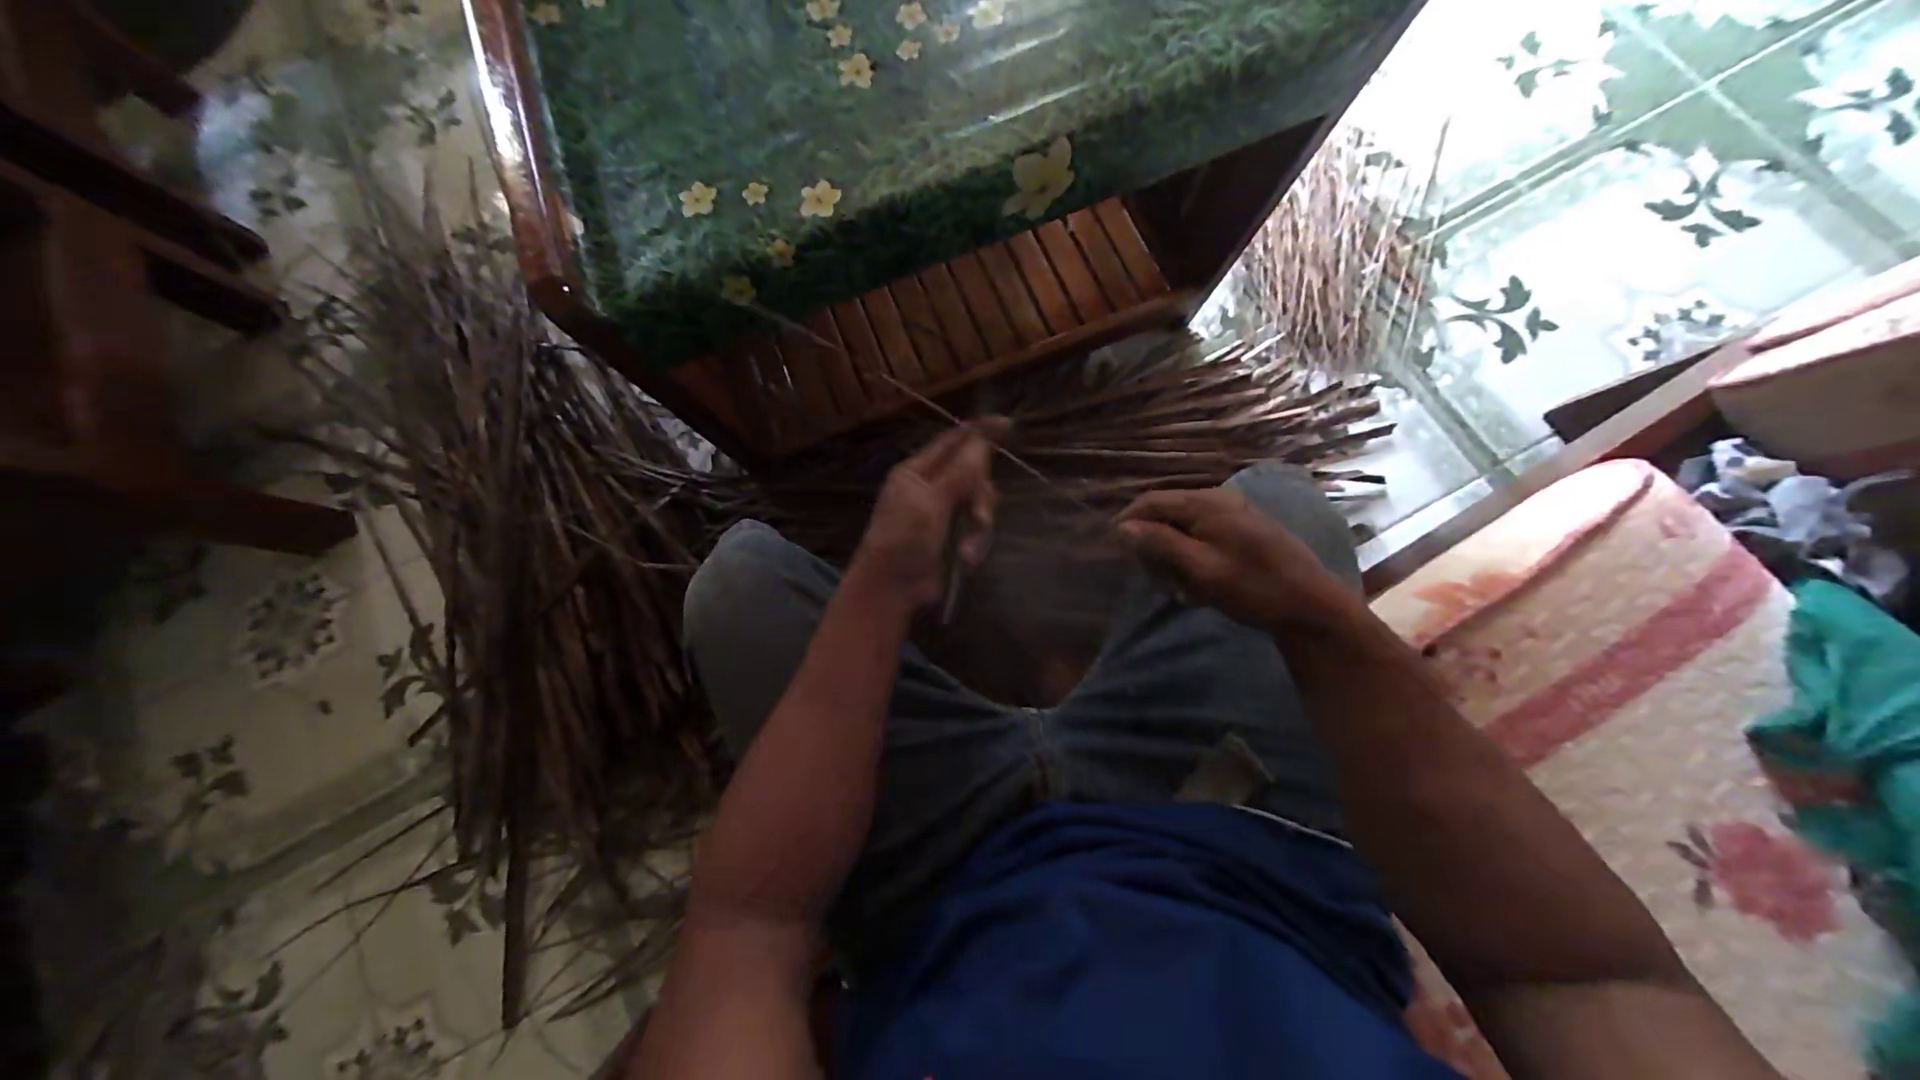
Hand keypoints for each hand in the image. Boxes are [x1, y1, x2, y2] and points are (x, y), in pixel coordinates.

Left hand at [849, 419, 1005, 609]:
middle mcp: (931, 487)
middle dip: (980, 495)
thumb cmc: (903, 539)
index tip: (1007, 424)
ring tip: (967, 548)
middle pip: (972, 474)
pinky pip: (977, 529)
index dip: (979, 432)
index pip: (952, 441)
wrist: (892, 588)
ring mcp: (943, 513)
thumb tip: (981, 442)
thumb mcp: (930, 503)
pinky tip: (966, 558)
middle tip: (977, 515)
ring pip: (978, 504)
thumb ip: (959, 473)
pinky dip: (974, 543)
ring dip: (977, 526)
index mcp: (917, 471)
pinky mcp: (953, 537)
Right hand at [1115, 487, 1364, 634]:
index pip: (1152, 501)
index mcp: (1207, 504)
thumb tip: (1123, 527)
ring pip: (1185, 527)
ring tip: (1181, 588)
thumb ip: (1161, 544)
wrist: (1311, 606)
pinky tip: (1200, 587)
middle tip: (1155, 578)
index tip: (1112, 546)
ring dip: (1174, 556)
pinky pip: (1204, 537)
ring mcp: (1236, 514)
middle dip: (1154, 544)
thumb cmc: (1253, 587)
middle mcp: (1220, 500)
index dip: (1128, 520)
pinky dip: (1193, 558)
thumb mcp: (1200, 569)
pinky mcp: (1246, 530)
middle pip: (1167, 513)